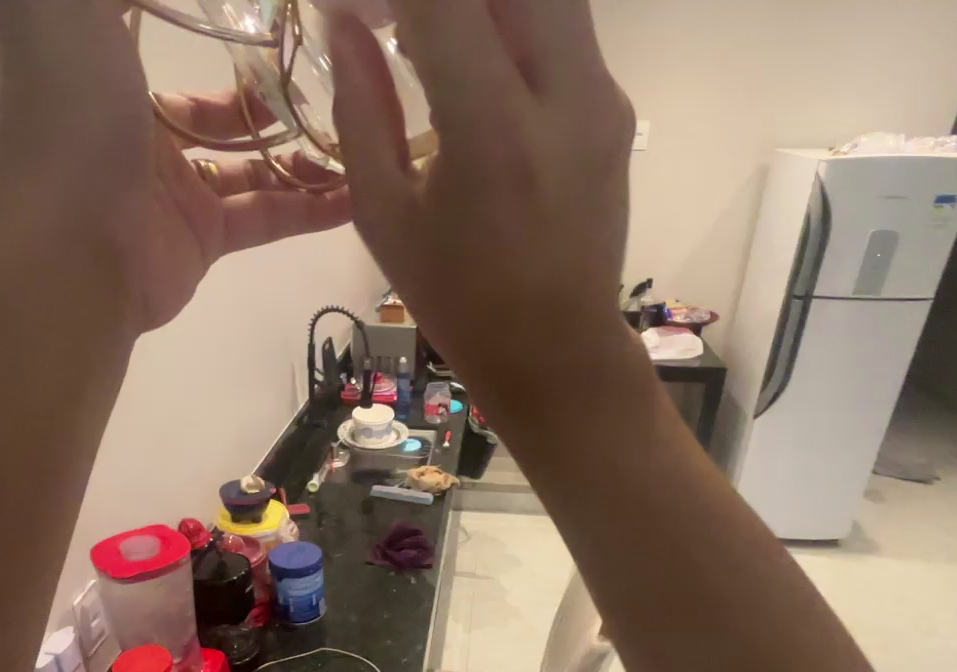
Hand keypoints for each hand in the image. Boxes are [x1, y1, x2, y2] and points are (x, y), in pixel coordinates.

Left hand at [0, 0, 352, 332]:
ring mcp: (174, 188)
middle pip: (220, 107)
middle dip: (276, 97)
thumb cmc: (73, 114)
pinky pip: (266, 215)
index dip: (226, 27)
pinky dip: (310, 208)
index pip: (171, 32)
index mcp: (107, 64)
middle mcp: (141, 126)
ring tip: (360, 137)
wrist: (68, 246)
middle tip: (335, 84)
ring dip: (303, 153)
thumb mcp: (79, 5)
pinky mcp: (202, 239)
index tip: (285, 20)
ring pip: (251, 163)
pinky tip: (356, 194)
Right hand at [328, 0, 636, 412]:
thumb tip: (342, 23)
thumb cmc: (458, 301)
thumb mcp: (386, 220)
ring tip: (429, 35)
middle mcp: (565, 92)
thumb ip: (361, 111)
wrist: (555, 352)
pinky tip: (472, 62)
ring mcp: (602, 96)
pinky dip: (511, 23)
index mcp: (494, 129)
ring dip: (481, 3)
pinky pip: (562, 28)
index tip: (354, 7)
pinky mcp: (614, 108)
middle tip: (397, 18)